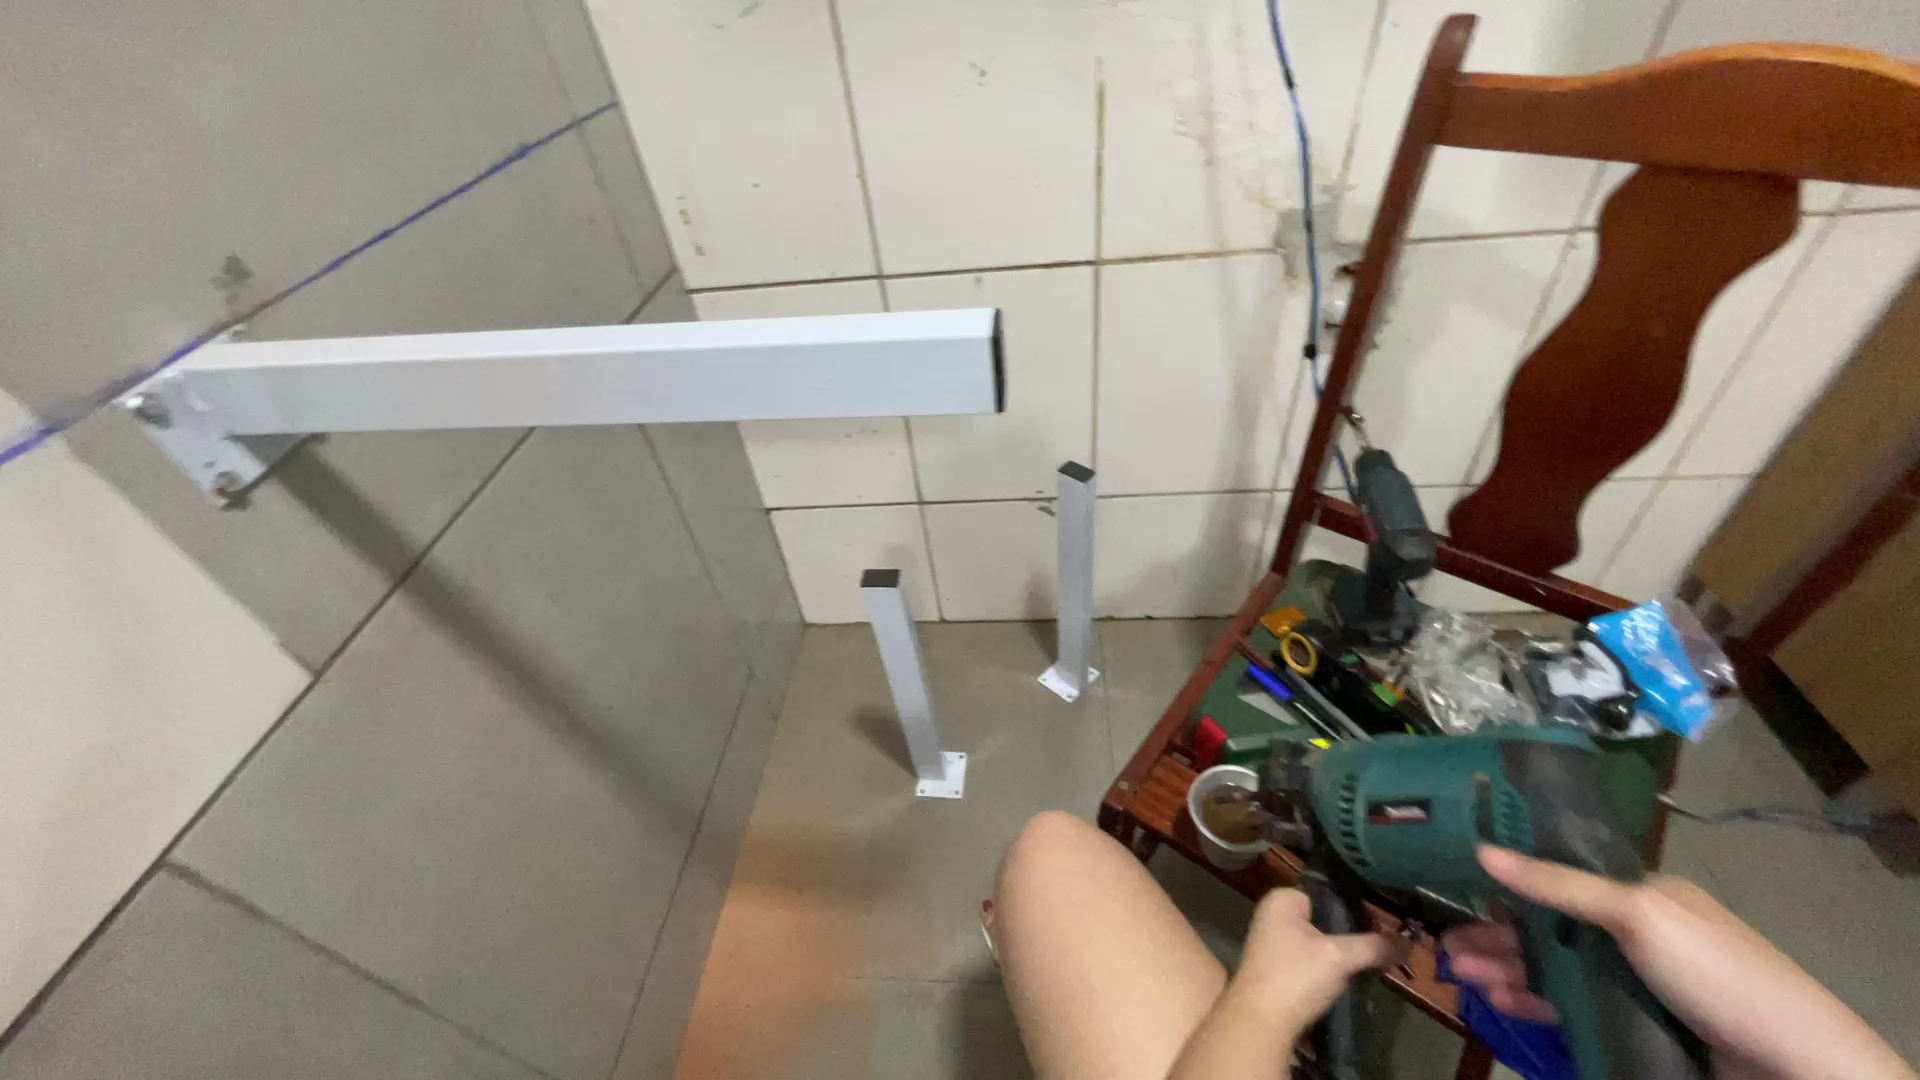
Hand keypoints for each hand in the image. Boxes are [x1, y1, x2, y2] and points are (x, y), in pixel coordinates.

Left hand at [1237, 888, 1395, 1030]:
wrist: (1261, 1020)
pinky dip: (1329, 971)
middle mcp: (1274, 915)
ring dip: (1342, 958)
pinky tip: (1349, 984)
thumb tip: (1406, 943)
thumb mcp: (1339, 957)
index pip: (1328, 896)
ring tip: (1370, 970)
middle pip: (1325, 921)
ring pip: (1320, 944)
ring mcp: (1273, 942)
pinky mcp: (1277, 968)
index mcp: (1282, 899)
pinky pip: (1311, 962)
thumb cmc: (1296, 976)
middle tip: (1381, 955)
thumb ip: (1372, 946)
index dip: (1356, 913)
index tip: (1383, 932)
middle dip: (1352, 939)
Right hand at [1444, 846, 1914, 1079]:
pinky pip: (1570, 1008)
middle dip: (1495, 935)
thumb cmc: (1718, 973)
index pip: (1560, 880)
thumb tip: (1480, 848)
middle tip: (1446, 944)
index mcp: (1642, 896)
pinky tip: (1499, 1001)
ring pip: (1553, 970)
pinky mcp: (1635, 1027)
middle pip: (1547, 928)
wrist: (1799, 1072)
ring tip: (1459, 972)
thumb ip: (1558, 884)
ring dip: (1503, 968)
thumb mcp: (1638, 914)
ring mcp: (1635, 985)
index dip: (1511, 884)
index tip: (1464, 887)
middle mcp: (1634, 936)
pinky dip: (1531, 1001)